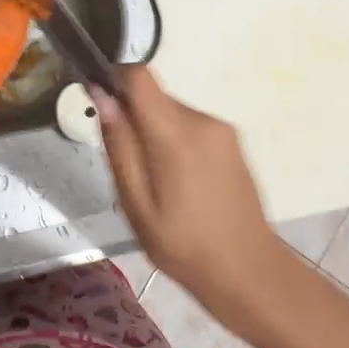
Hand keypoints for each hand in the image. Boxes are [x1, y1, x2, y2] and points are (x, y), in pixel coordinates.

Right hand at [93, 65, 291, 324]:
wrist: (249, 271)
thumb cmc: (184, 246)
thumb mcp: (136, 204)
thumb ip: (119, 146)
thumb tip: (101, 95)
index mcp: (176, 135)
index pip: (139, 76)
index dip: (113, 79)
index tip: (99, 104)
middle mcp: (203, 120)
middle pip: (153, 97)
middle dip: (132, 120)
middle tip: (128, 170)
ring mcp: (223, 130)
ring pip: (170, 112)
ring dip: (153, 134)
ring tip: (155, 184)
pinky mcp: (232, 141)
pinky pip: (190, 126)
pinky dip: (174, 142)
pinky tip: (178, 184)